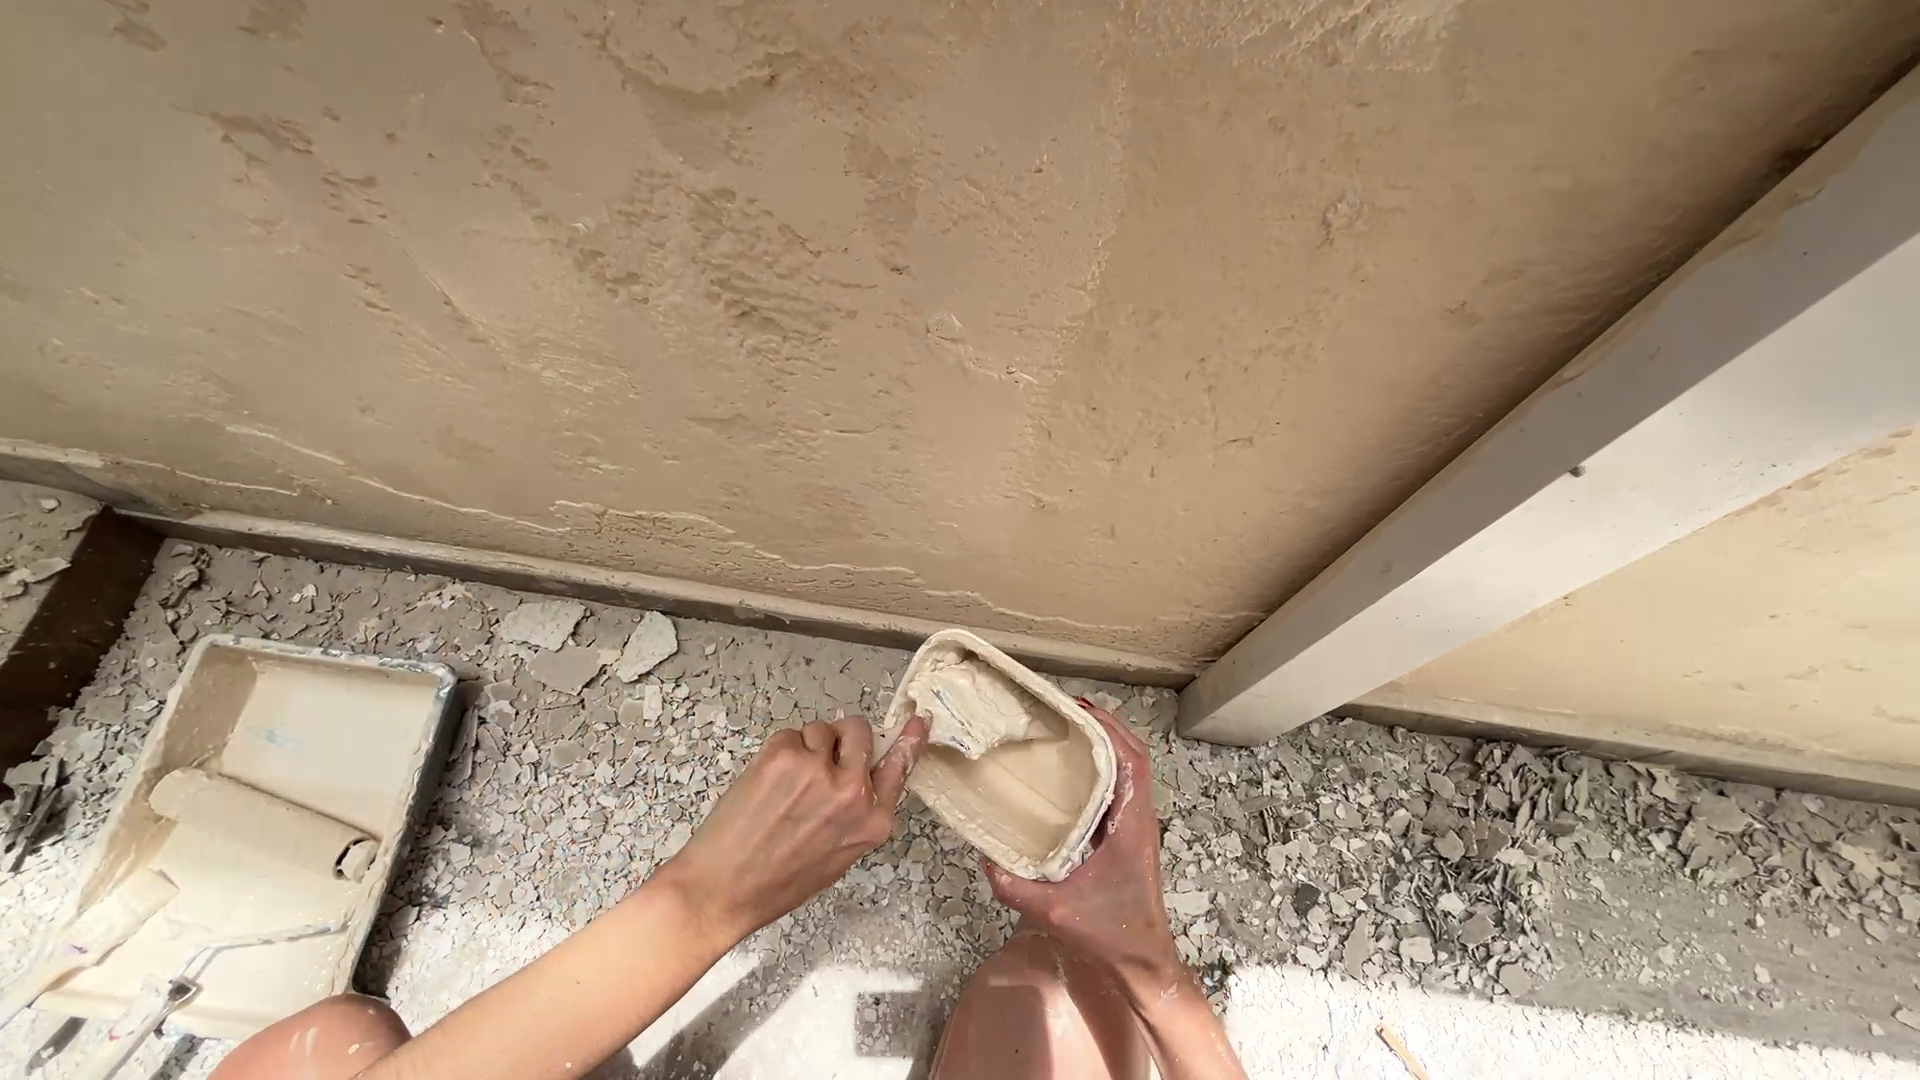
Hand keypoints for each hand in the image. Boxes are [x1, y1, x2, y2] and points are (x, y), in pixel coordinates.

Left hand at [660, 710, 928, 945]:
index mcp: (872, 821)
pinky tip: (768, 782)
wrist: (722, 889)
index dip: (908, 740)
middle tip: (820, 760)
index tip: (916, 720)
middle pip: (859, 731)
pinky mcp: (783, 755)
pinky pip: (792, 733)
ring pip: (821, 729)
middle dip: (841, 739)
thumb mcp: (839, 853)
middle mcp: (852, 791)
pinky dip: (781, 750)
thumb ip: (860, 811)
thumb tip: (865, 773)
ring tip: (786, 783)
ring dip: (807, 746)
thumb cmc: (780, 881)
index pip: (899, 767)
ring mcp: (818, 769)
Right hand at [981, 704, 1185, 996]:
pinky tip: (1073, 768)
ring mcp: (1137, 824)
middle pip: (1133, 756)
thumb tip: (983, 858)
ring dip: (1107, 744)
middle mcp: (1139, 817)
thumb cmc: (1109, 933)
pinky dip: (1104, 766)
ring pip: (1130, 769)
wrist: (1142, 962)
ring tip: (1070, 728)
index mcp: (1130, 825)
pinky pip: (1121, 787)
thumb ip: (1015, 887)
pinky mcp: (1128, 834)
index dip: (1110, 730)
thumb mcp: (1055, 911)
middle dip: (1106, 727)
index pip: (1131, 762)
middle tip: (1068, 709)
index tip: (1080, 709)